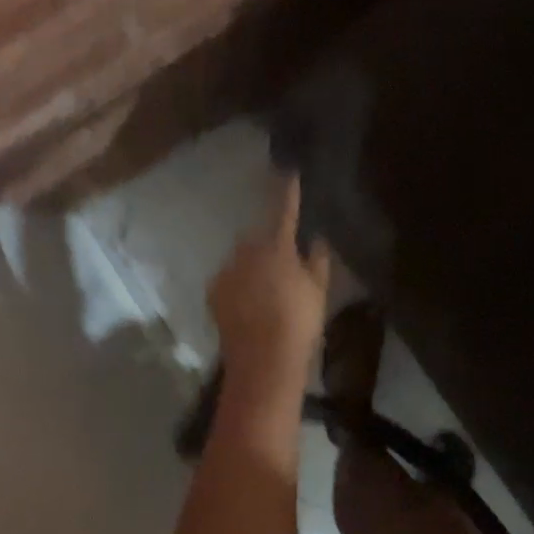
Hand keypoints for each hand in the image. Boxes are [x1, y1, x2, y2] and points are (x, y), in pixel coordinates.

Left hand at [209, 176, 331, 399]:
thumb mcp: (319, 291)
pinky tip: (251, 303)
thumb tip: (315, 240)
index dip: (289, 191)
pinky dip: (240, 284)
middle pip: (259, 238)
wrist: (263, 361)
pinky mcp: (214, 292)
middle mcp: (246, 251)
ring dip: (253, 266)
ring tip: (267, 289)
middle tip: (284, 264)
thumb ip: (317, 260)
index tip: (290, 172)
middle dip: (269, 243)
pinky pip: (230, 279)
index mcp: (276, 245)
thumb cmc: (298, 323)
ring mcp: (226, 271)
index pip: (285, 209)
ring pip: (242, 259)